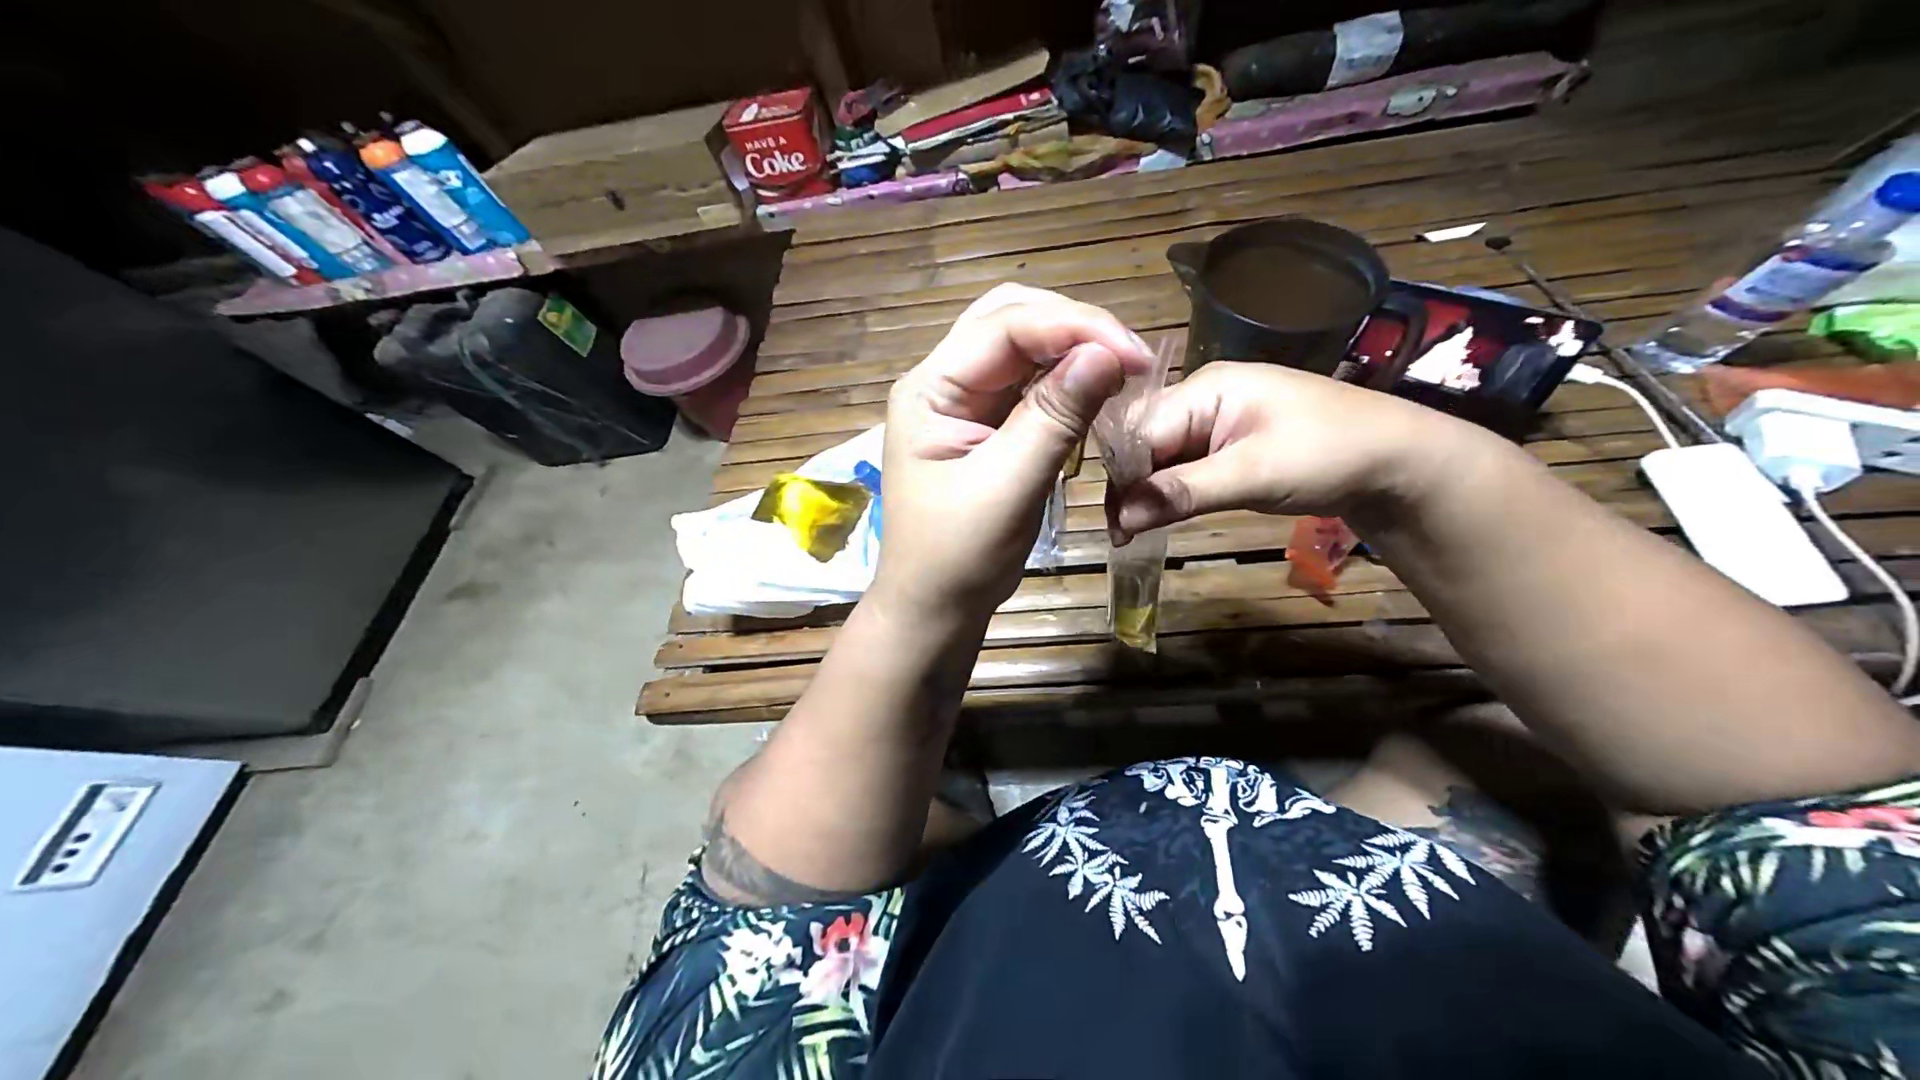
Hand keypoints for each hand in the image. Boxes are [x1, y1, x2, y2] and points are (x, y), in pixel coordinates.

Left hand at [875, 284, 1154, 615]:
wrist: (936, 605)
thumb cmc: (959, 556)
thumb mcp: (1007, 488)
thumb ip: (1053, 419)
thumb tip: (1106, 355)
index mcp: (930, 390)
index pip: (1003, 326)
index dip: (1073, 327)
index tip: (1134, 355)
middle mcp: (943, 382)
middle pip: (1010, 320)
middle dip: (1073, 327)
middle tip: (1128, 358)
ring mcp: (963, 401)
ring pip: (1023, 347)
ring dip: (1073, 350)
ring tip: (1121, 372)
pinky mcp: (985, 422)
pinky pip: (1030, 383)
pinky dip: (1067, 381)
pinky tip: (1096, 391)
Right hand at [1108, 361, 1494, 541]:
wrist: (1400, 462)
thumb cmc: (1331, 454)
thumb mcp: (1254, 473)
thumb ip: (1183, 491)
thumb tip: (1121, 518)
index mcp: (1205, 387)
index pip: (1141, 429)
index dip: (1122, 475)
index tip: (1115, 524)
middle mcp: (1202, 397)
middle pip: (1143, 440)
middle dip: (1128, 484)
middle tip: (1121, 534)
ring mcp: (1214, 420)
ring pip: (1159, 455)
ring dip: (1145, 491)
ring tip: (1131, 531)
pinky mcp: (1226, 445)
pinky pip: (1181, 465)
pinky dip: (1168, 491)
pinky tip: (1158, 515)